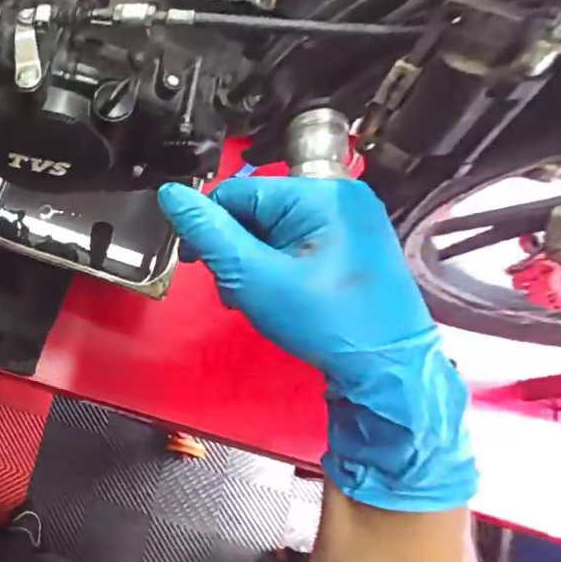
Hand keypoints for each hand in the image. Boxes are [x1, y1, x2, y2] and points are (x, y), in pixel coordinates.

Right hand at [158, 177, 475, 511]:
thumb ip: (209, 233)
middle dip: (234, 251)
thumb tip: (173, 196)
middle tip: (236, 288)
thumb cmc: (330, 324)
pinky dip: (277, 266)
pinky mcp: (351, 242)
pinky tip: (278, 293)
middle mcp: (339, 196)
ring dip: (253, 262)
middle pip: (254, 210)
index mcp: (319, 193)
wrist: (387, 369)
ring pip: (272, 229)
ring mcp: (349, 220)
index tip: (200, 262)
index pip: (235, 192)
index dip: (208, 228)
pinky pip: (296, 241)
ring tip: (258, 296)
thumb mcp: (254, 277)